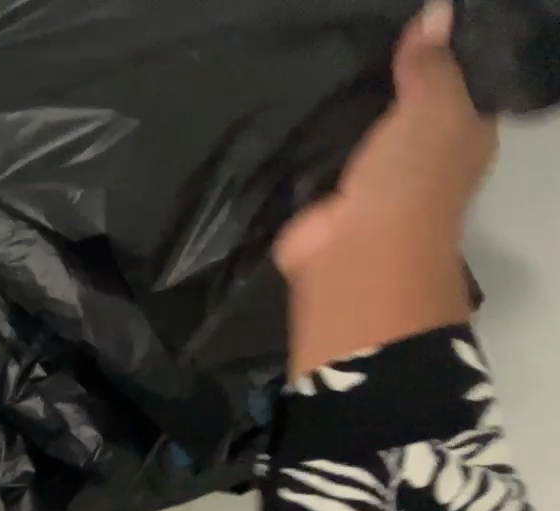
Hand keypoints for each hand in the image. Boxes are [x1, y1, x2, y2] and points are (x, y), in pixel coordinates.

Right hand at [275, 0, 498, 375]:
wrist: (352, 250)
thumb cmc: (409, 177)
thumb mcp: (431, 106)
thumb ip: (428, 64)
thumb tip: (436, 9)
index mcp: (461, 132)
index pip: (456, 82)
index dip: (437, 54)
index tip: (404, 28)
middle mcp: (418, 155)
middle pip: (400, 109)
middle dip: (380, 85)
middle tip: (349, 46)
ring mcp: (366, 180)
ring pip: (354, 136)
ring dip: (336, 118)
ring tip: (310, 75)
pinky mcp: (320, 199)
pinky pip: (313, 163)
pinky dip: (302, 148)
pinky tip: (286, 122)